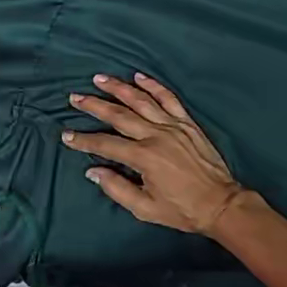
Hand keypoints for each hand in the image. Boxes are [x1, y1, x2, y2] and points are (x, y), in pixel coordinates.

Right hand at [62, 73, 250, 236]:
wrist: (219, 202)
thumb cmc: (182, 209)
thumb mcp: (144, 208)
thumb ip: (116, 188)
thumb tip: (93, 171)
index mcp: (144, 157)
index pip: (105, 144)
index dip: (83, 140)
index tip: (66, 135)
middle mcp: (157, 136)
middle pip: (119, 115)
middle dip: (94, 106)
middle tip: (75, 97)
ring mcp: (174, 126)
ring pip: (142, 101)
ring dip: (119, 88)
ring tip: (100, 79)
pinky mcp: (188, 123)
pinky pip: (169, 99)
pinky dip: (154, 86)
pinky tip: (139, 77)